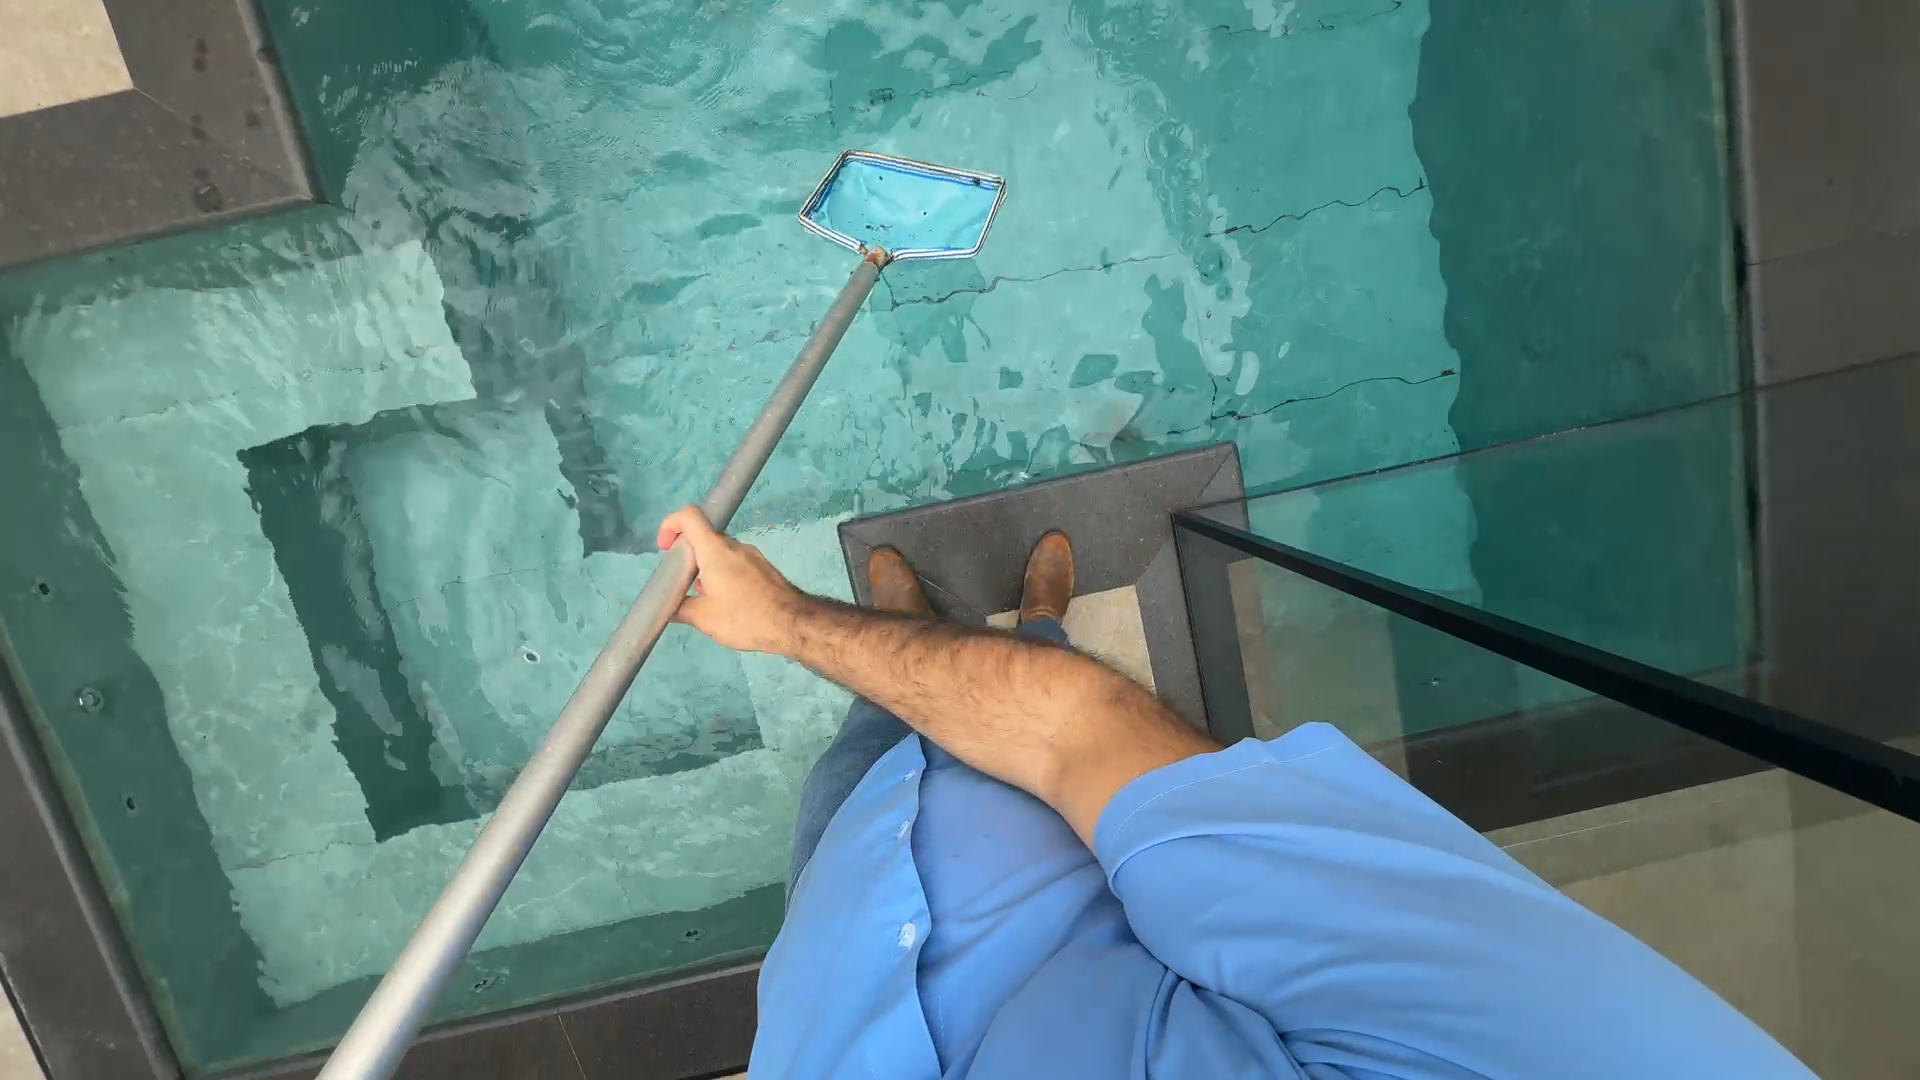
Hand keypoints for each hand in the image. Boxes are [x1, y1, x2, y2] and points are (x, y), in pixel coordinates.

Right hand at [657, 506, 805, 652]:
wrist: (792, 624)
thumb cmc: (745, 618)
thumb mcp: (704, 618)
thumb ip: (680, 608)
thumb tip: (669, 607)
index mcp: (715, 550)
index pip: (690, 516)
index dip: (671, 525)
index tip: (666, 549)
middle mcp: (735, 546)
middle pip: (704, 537)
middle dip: (688, 555)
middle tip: (683, 582)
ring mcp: (753, 556)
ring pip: (721, 552)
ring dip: (706, 567)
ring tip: (704, 597)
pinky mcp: (764, 568)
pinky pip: (737, 562)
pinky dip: (724, 573)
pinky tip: (726, 600)